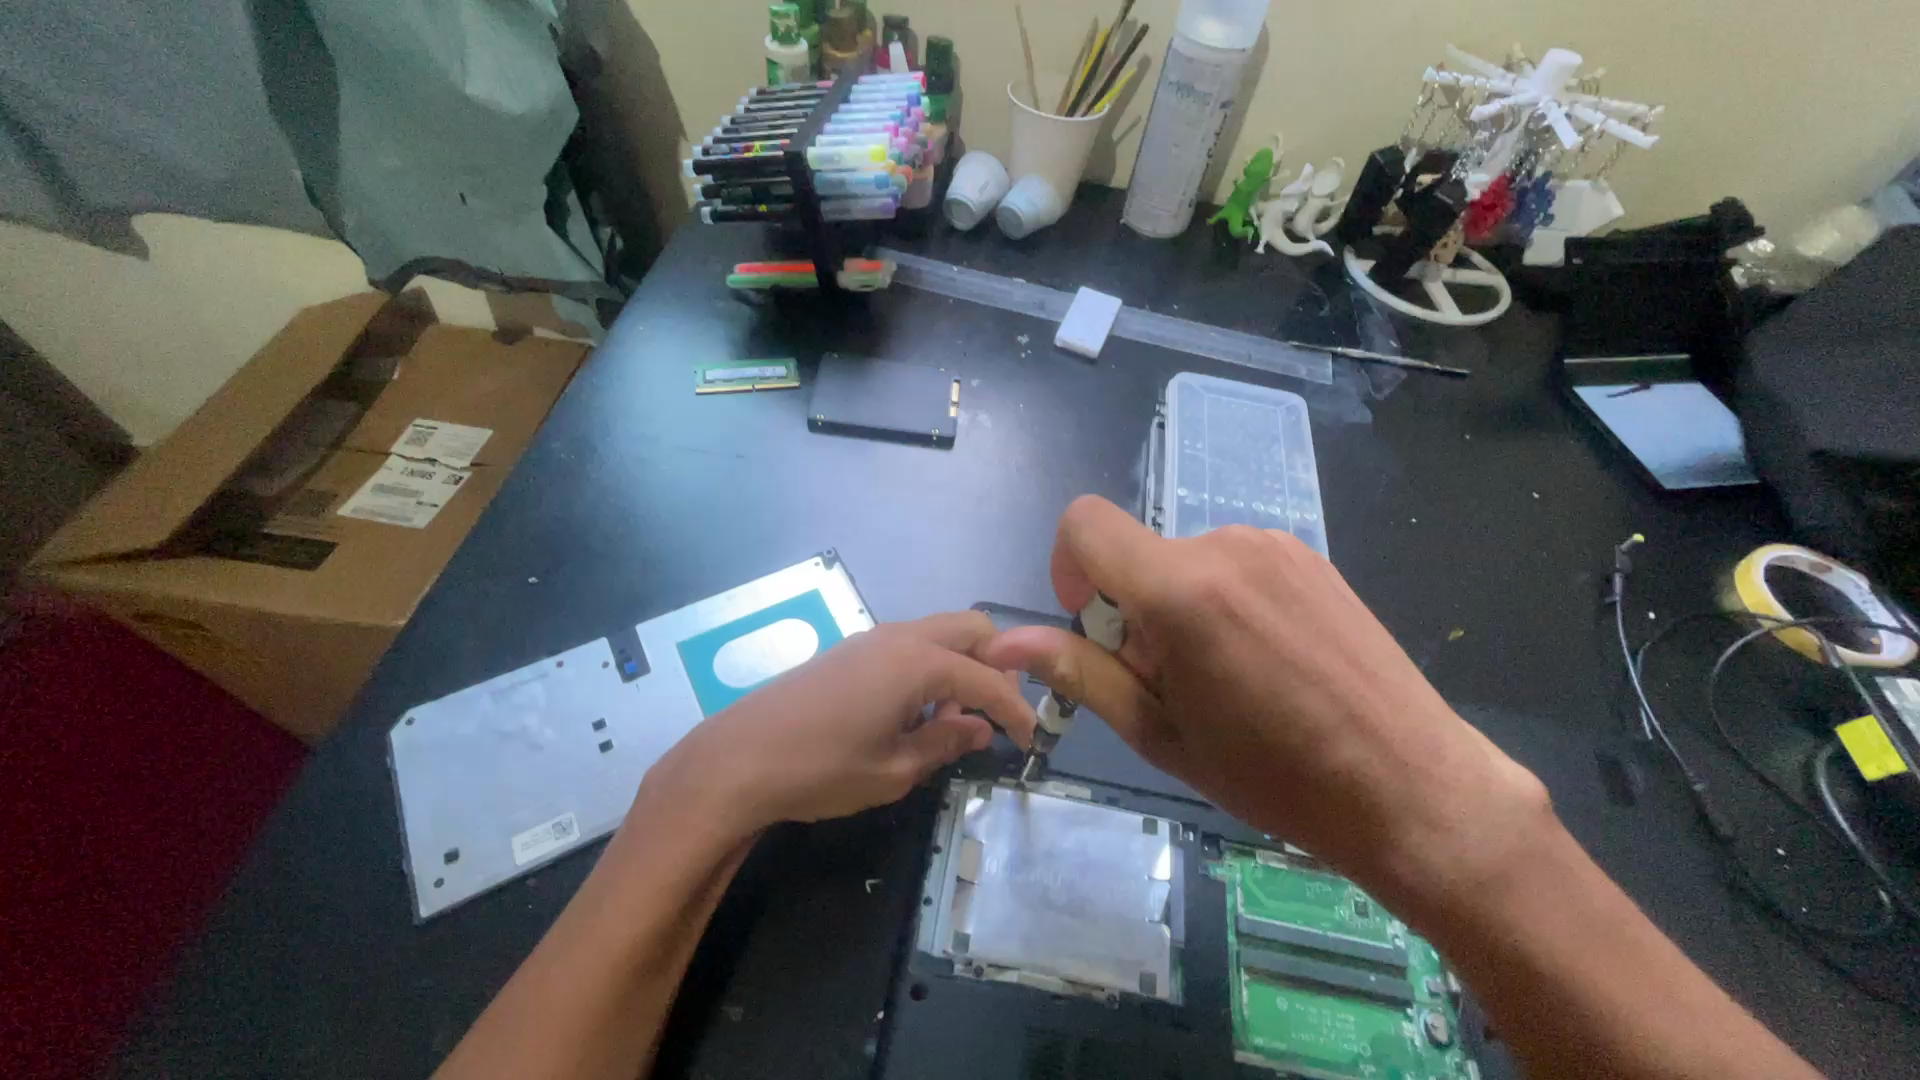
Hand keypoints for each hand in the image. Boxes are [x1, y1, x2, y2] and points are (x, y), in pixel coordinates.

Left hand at [639, 612, 1036, 841]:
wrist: (738, 760)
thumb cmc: (821, 770)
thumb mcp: (894, 770)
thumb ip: (946, 743)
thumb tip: (979, 729)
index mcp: (918, 662)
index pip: (988, 679)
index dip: (1015, 709)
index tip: (1031, 740)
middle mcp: (900, 636)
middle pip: (971, 629)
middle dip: (997, 666)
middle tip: (996, 714)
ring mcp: (871, 638)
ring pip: (939, 633)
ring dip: (962, 666)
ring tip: (953, 722)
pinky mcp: (851, 651)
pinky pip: (910, 645)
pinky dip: (931, 668)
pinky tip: (916, 713)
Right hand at [982, 496, 1552, 910]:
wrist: (1412, 785)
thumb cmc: (1273, 777)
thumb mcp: (1160, 733)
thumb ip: (1080, 672)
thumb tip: (1004, 642)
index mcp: (1181, 590)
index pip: (1083, 522)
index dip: (1068, 568)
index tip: (1096, 628)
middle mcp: (1226, 545)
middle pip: (1136, 552)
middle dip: (1131, 608)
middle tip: (1173, 683)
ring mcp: (1276, 544)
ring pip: (1184, 560)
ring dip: (1178, 607)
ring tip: (1227, 679)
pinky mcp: (1310, 555)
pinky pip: (1233, 563)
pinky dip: (1222, 600)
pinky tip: (1267, 661)